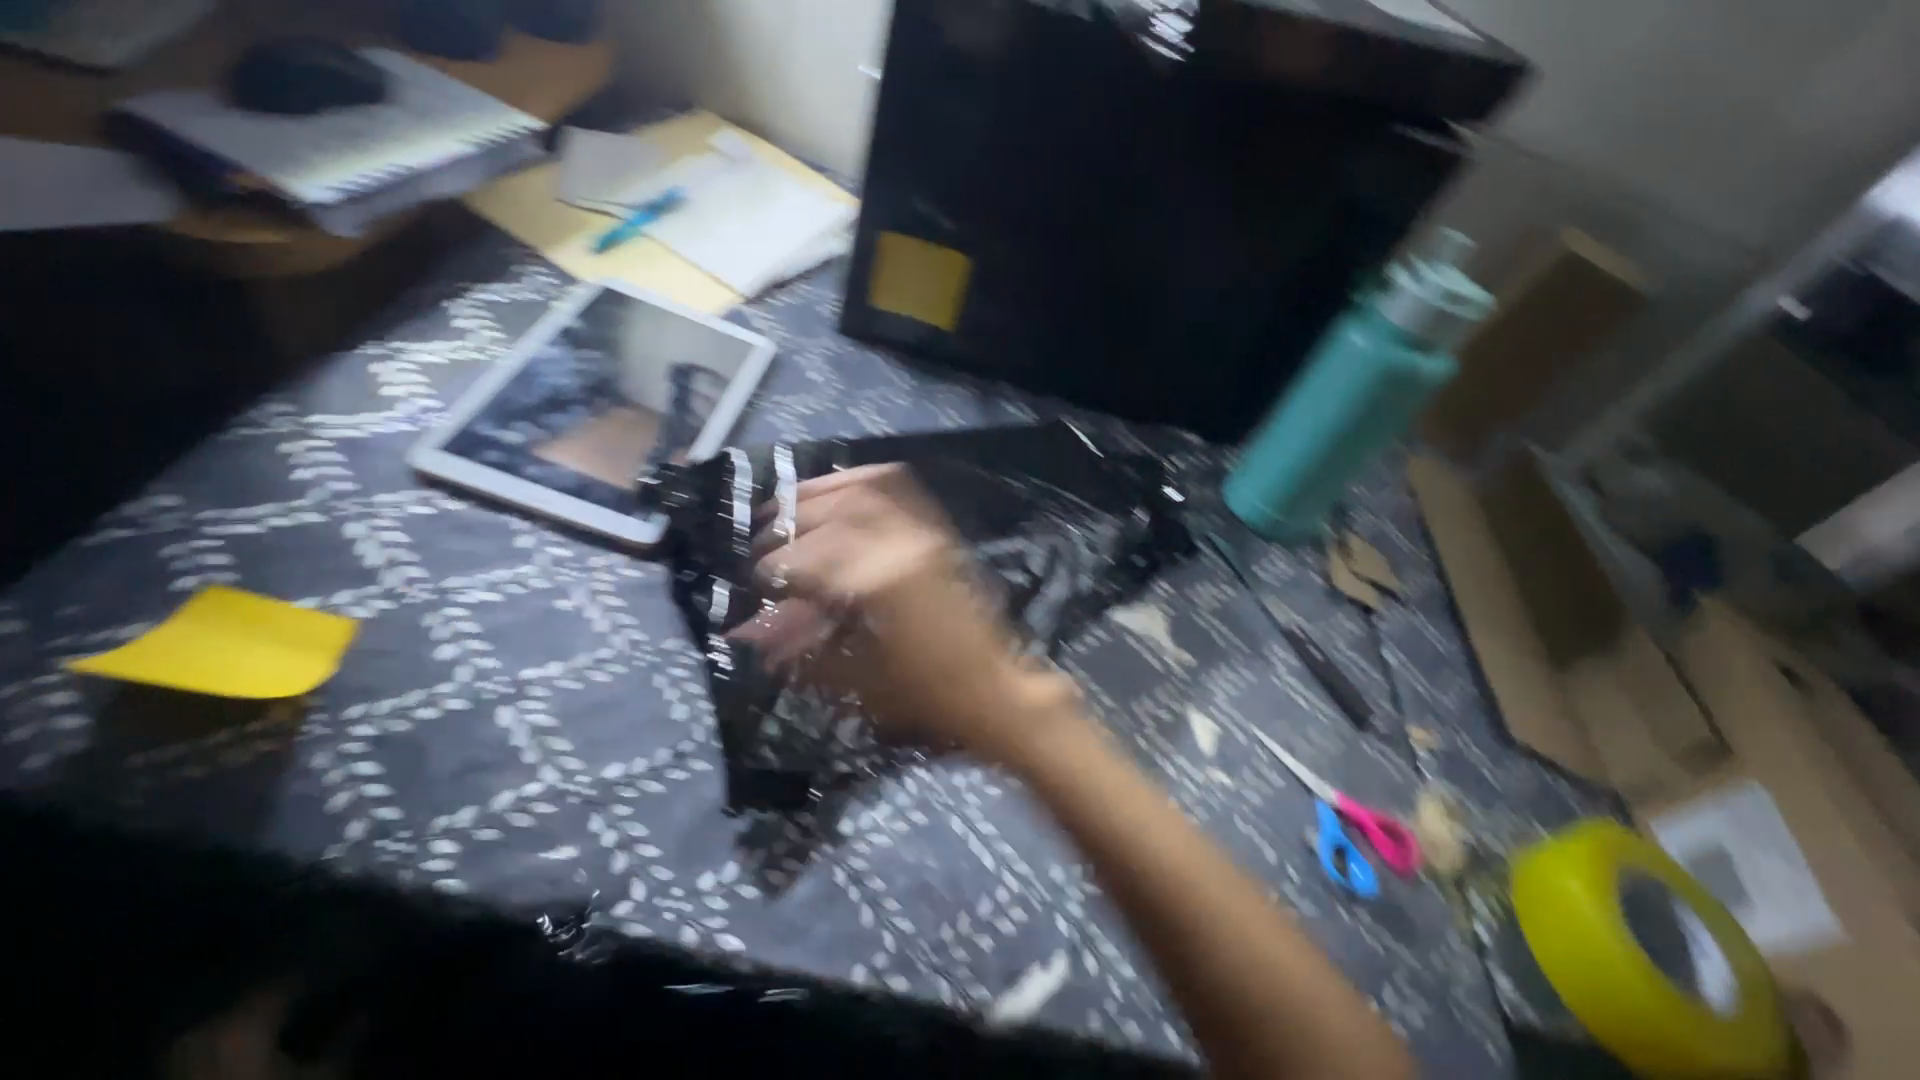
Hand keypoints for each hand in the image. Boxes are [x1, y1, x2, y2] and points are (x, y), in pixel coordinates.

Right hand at [728, 463, 1081, 766]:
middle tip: (762, 542)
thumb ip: (801, 648)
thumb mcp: (856, 679)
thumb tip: (750, 633)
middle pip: (830, 515)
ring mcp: (922, 534)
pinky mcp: (936, 533)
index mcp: (877, 584)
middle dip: (786, 526)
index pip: (808, 560)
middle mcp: (899, 546)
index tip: (756, 580)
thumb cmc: (926, 697)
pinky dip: (859, 479)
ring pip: (860, 491)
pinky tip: (835, 486)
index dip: (773, 568)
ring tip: (786, 508)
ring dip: (815, 495)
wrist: (993, 691)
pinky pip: (895, 486)